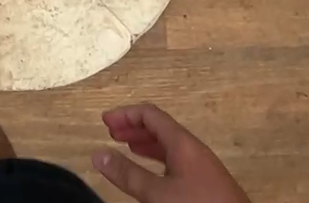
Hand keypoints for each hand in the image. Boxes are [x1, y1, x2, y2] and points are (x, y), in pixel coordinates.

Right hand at [92, 103, 250, 202]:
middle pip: (160, 127)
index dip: (125, 114)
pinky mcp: (211, 185)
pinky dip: (160, 159)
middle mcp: (195, 150)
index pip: (150, 114)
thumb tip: (98, 153)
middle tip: (111, 134)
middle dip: (134, 128)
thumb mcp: (158, 195)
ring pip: (170, 145)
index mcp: (183, 143)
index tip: (105, 122)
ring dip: (146, 144)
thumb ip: (128, 175)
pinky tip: (155, 176)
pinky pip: (179, 161)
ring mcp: (205, 168)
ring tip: (128, 150)